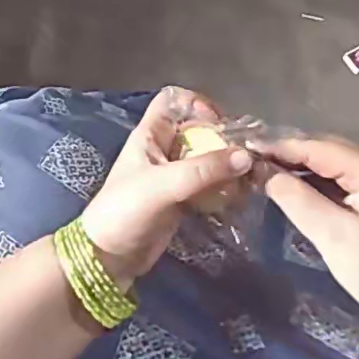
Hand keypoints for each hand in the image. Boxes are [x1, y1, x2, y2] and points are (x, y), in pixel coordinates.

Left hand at [80, 88, 253, 282]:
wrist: (108, 258)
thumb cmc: (125, 211)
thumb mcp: (162, 186)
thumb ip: (203, 170)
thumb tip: (245, 156)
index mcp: (150, 135)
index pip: (174, 100)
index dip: (197, 104)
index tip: (218, 123)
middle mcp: (164, 150)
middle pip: (199, 129)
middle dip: (223, 137)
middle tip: (247, 153)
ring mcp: (174, 174)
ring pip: (208, 157)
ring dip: (229, 164)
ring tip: (250, 175)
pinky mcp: (183, 198)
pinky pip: (210, 183)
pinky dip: (226, 186)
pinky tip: (241, 194)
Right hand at [261, 137, 358, 352]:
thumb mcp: (332, 236)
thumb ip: (297, 200)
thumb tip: (267, 174)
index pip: (319, 147)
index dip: (281, 146)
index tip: (248, 147)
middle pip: (327, 150)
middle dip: (290, 152)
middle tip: (252, 158)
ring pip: (333, 164)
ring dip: (301, 166)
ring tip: (265, 169)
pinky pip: (341, 179)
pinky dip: (316, 180)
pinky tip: (293, 186)